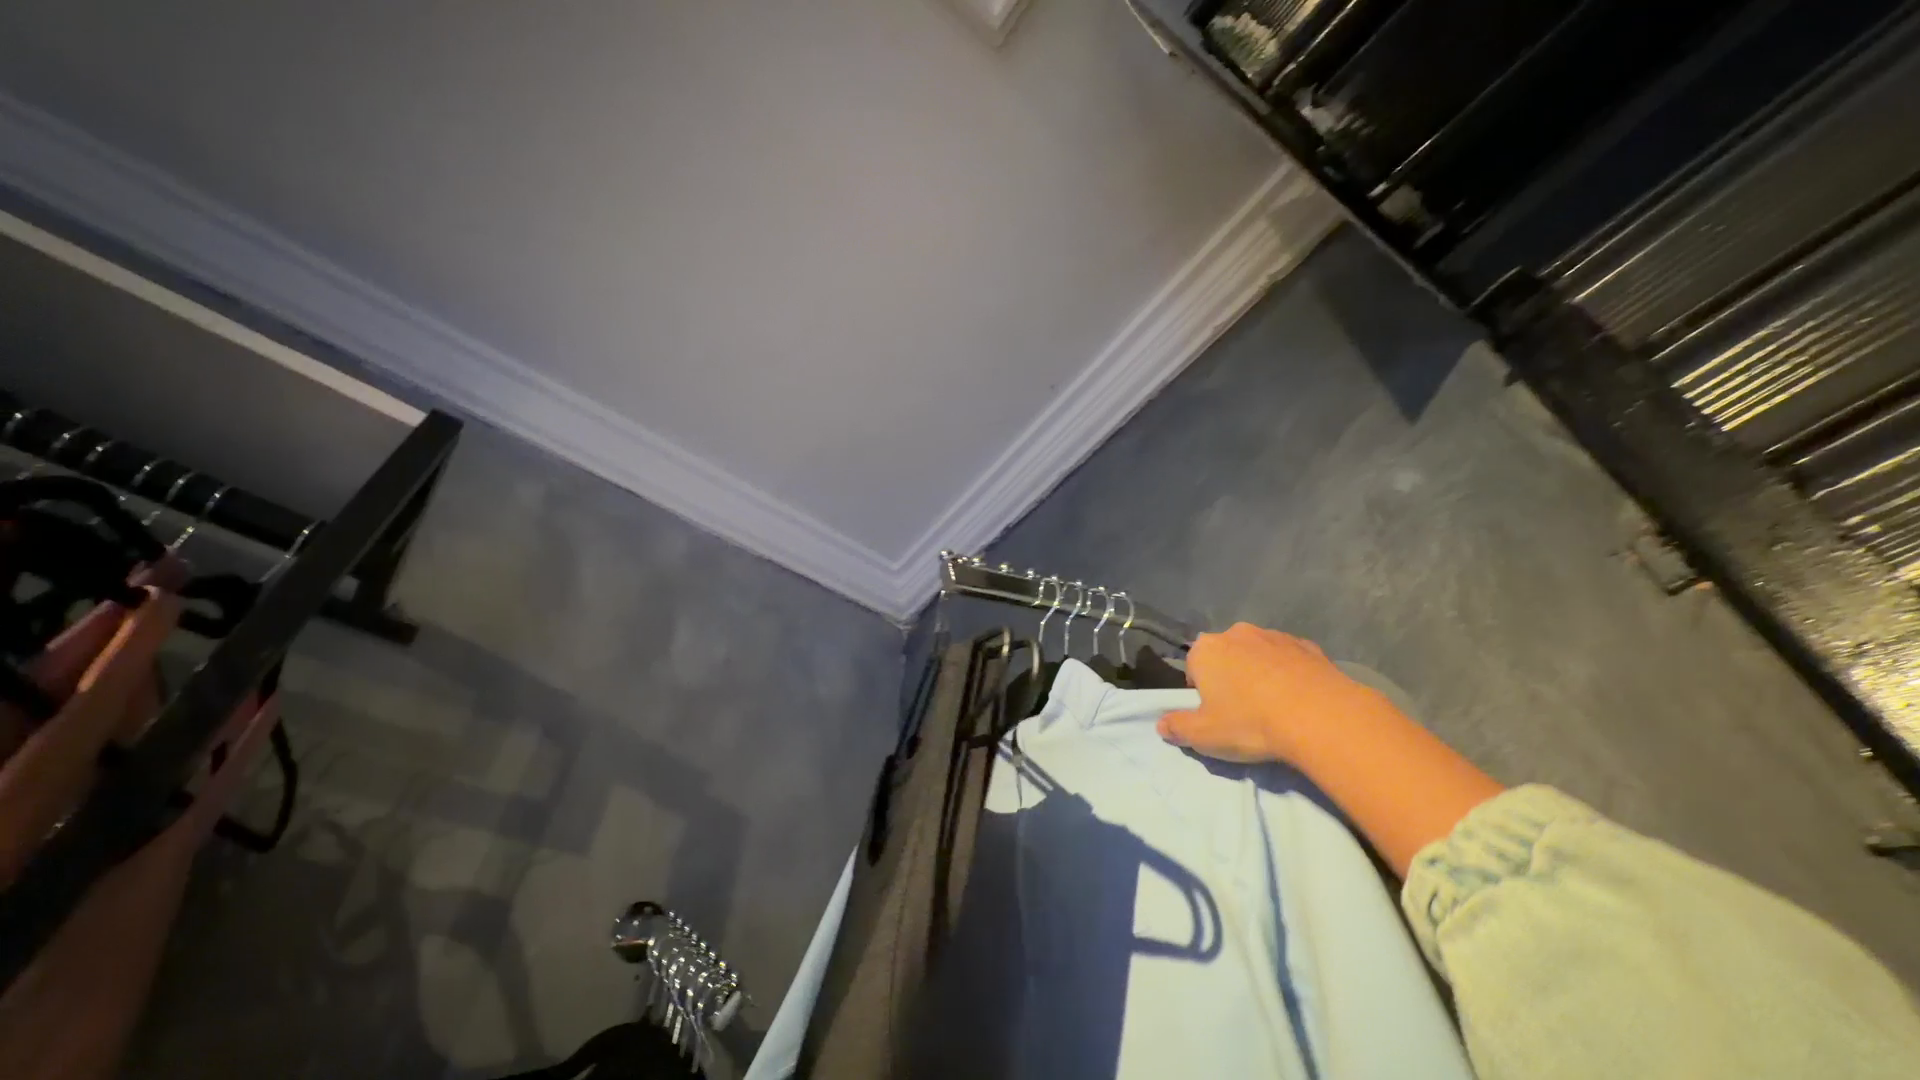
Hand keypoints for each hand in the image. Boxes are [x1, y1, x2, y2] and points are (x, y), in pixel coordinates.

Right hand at [1157, 623, 1393, 764]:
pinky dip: (1290, 675)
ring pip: (1258, 656)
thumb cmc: (1251, 723)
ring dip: (1260, 675)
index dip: (1202, 693)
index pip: (1193, 668)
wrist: (1320, 717)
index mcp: (1206, 650)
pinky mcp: (1308, 646)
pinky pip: (1289, 660)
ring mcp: (1275, 636)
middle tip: (1243, 713)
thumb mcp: (1204, 736)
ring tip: (1274, 709)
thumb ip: (1177, 728)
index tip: (1216, 714)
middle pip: (1226, 658)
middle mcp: (1237, 633)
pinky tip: (1299, 701)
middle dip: (1230, 679)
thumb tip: (1162, 724)